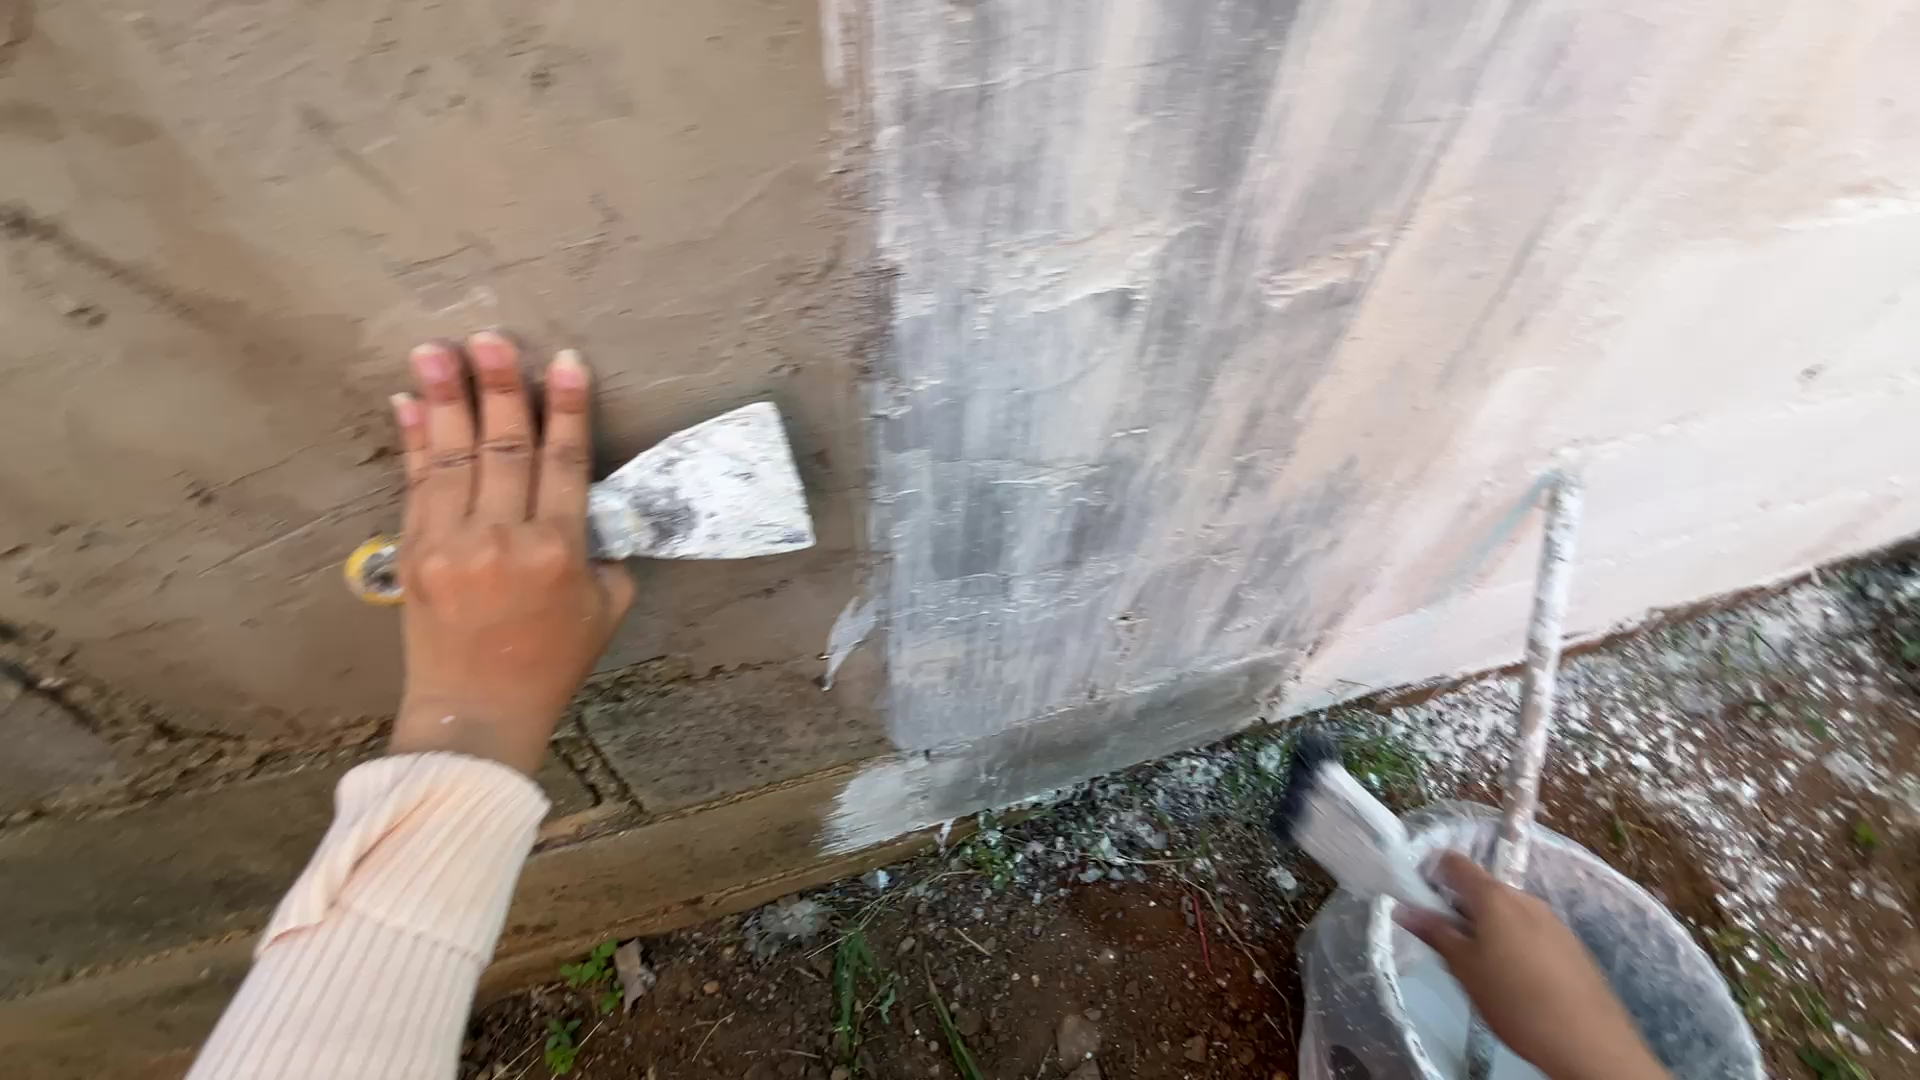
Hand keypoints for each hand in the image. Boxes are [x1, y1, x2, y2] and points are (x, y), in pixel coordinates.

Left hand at [383, 332, 634, 774]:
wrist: (478, 709)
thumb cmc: (556, 660)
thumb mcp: (608, 607)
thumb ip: (604, 552)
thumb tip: (586, 511)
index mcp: (559, 551)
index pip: (566, 463)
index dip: (567, 409)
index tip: (565, 362)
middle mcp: (503, 537)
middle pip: (505, 447)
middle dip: (502, 387)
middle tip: (493, 337)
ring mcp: (450, 543)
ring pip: (453, 457)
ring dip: (447, 399)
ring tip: (438, 349)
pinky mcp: (413, 553)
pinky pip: (416, 486)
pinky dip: (414, 441)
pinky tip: (410, 403)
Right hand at [1395, 852, 1671, 1079]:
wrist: (1595, 1050)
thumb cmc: (1516, 1002)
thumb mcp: (1464, 968)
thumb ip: (1434, 932)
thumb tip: (1403, 908)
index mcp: (1494, 896)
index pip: (1453, 862)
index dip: (1430, 872)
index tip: (1419, 899)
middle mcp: (1525, 899)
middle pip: (1481, 887)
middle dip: (1459, 905)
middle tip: (1448, 939)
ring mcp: (1554, 923)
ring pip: (1507, 910)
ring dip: (1488, 924)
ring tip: (1482, 962)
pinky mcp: (1574, 947)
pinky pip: (1532, 930)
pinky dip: (1515, 940)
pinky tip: (1517, 976)